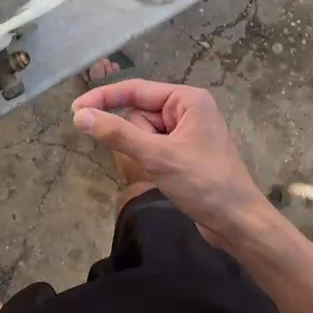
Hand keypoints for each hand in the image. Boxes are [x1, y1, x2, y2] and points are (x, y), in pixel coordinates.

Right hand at [71, 79, 276, 245]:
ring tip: (164, 172)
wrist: (237, 223)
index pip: (136, 89)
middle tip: (153, 160)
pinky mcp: (184, 152)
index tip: (75, 110)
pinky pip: (153, 147)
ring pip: (143, 133)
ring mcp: (186, 132)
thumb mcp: (157, 156)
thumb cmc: (203, 183)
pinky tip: (165, 177)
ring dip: (144, 152)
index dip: (104, 98)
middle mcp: (187, 109)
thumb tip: (80, 116)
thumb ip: (117, 133)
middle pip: (139, 113)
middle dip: (136, 137)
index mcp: (187, 99)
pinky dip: (150, 160)